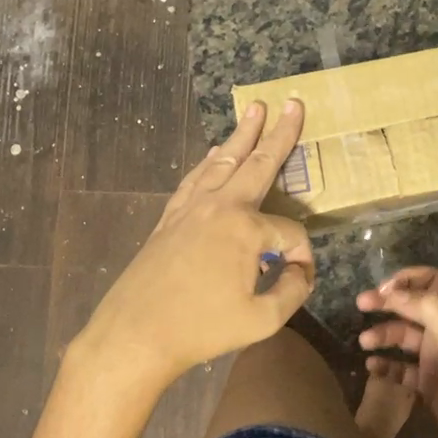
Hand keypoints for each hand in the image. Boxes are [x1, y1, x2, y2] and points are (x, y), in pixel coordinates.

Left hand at [76, 99, 315, 383]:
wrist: (136, 333)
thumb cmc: (202, 329)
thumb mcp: (262, 320)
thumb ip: (292, 290)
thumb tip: (300, 270)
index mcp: (246, 229)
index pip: (290, 234)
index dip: (301, 257)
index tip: (298, 279)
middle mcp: (220, 206)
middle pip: (257, 164)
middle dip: (279, 134)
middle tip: (292, 103)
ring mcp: (191, 209)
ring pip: (222, 162)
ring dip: (241, 135)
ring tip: (255, 111)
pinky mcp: (170, 218)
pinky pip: (195, 179)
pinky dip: (208, 162)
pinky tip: (214, 153)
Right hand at [356, 267, 437, 437]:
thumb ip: (425, 308)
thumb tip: (390, 291)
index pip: (429, 281)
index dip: (406, 279)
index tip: (383, 288)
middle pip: (410, 307)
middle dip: (386, 303)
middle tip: (360, 304)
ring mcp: (433, 356)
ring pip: (401, 336)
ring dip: (382, 335)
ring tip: (364, 342)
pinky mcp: (425, 382)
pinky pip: (399, 368)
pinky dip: (385, 365)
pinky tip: (372, 367)